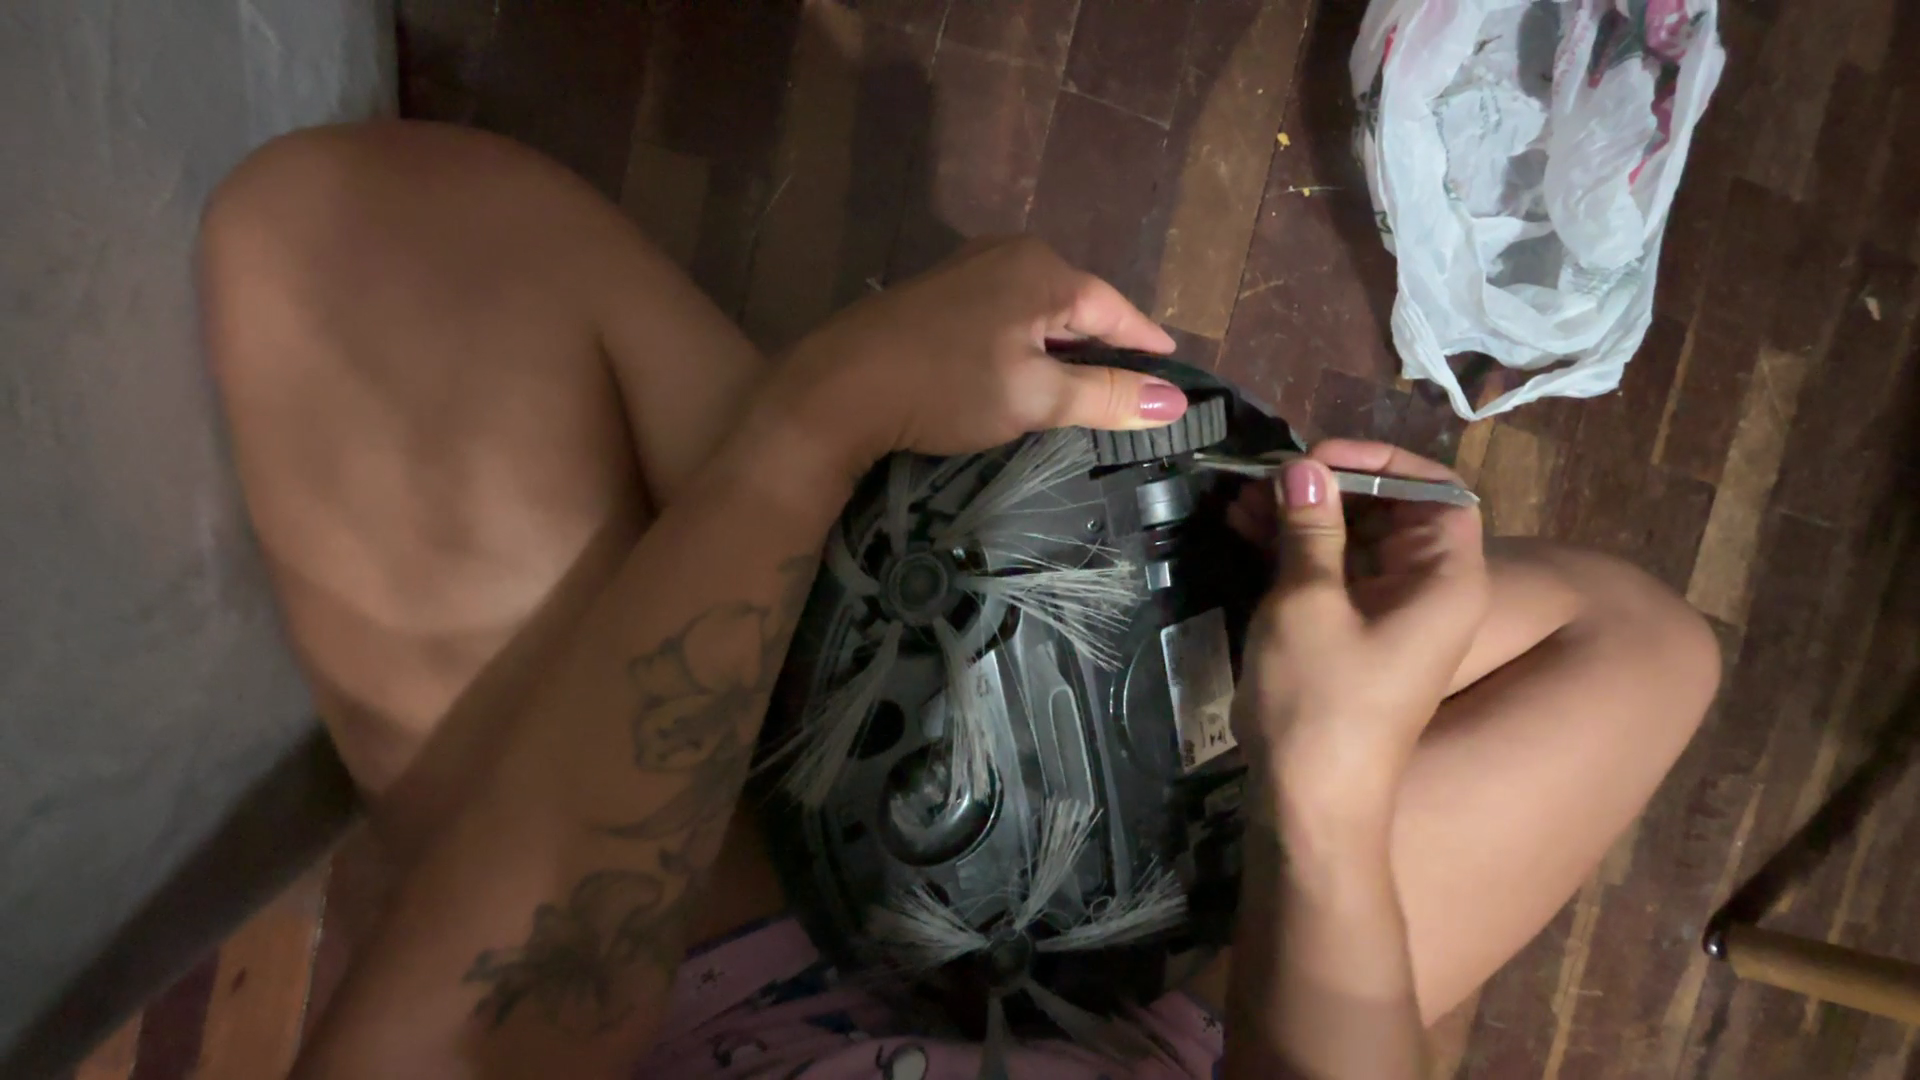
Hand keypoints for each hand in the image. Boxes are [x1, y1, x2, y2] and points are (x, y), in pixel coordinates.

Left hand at [773, 238, 1187, 470]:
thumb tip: (1176, 402)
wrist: (840, 387)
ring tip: (1082, 382)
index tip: (1172, 366)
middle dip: (1103, 344)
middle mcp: (1007, 255)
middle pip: (1075, 305)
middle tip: (1129, 383)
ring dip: (1061, 345)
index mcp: (1042, 270)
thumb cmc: (946, 387)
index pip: (1114, 308)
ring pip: (1037, 311)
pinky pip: (1003, 316)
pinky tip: (1022, 369)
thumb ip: (1106, 396)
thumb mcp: (1035, 396)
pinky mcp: (937, 295)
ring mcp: (967, 271)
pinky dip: (1025, 343)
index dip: (1144, 342)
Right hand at [1232, 440, 1488, 829]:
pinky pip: (1329, 570)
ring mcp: (1387, 611)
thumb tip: (1302, 467)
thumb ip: (1309, 529)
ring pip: (1350, 539)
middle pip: (1386, 511)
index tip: (1315, 459)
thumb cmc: (1320, 698)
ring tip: (1240, 500)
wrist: (1311, 795)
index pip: (1433, 491)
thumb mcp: (1307, 603)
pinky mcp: (1351, 629)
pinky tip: (1244, 529)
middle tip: (1262, 480)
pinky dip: (1292, 548)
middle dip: (1323, 487)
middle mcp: (1426, 588)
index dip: (1378, 462)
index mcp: (1445, 578)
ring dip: (1299, 515)